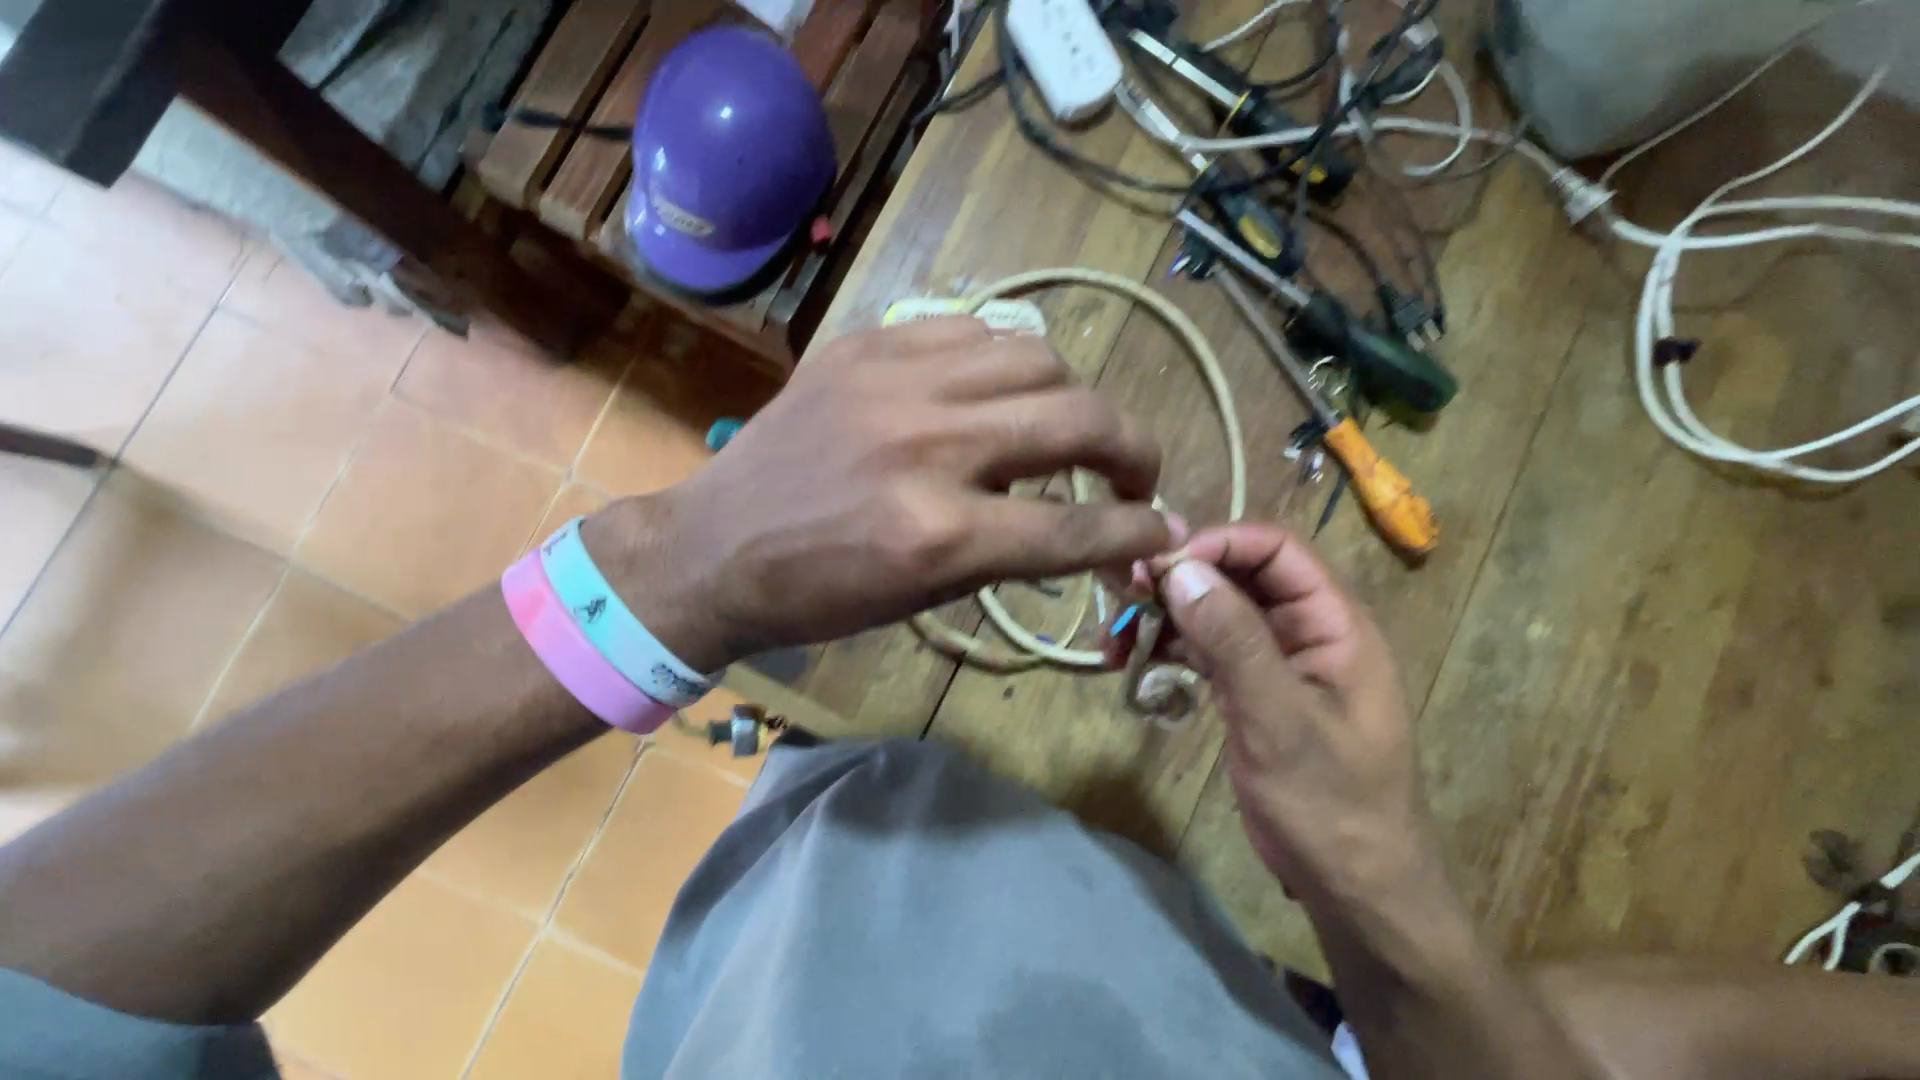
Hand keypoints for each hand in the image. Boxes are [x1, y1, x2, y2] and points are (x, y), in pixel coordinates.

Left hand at [584, 317, 1174, 671]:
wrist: (716, 544)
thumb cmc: (821, 593)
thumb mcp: (925, 595)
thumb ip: (1013, 550)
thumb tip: (1091, 520)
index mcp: (938, 534)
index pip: (1076, 526)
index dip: (1137, 531)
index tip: (1164, 529)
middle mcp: (927, 445)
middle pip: (1078, 418)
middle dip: (1134, 449)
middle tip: (1136, 473)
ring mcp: (895, 382)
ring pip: (1037, 357)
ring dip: (1074, 397)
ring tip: (1066, 427)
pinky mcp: (867, 345)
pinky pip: (973, 331)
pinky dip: (1007, 363)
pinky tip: (999, 392)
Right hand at [1149, 525, 1438, 904]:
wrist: (1353, 889)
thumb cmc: (1331, 804)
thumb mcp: (1282, 720)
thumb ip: (1234, 642)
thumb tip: (1182, 569)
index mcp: (1335, 624)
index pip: (1277, 551)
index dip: (1220, 544)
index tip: (1160, 564)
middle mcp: (1305, 633)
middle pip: (1239, 578)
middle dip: (1181, 580)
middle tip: (1122, 595)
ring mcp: (1276, 664)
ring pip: (1215, 615)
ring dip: (1166, 617)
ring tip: (1113, 636)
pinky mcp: (1251, 694)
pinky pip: (1207, 653)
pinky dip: (1170, 651)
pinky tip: (1131, 662)